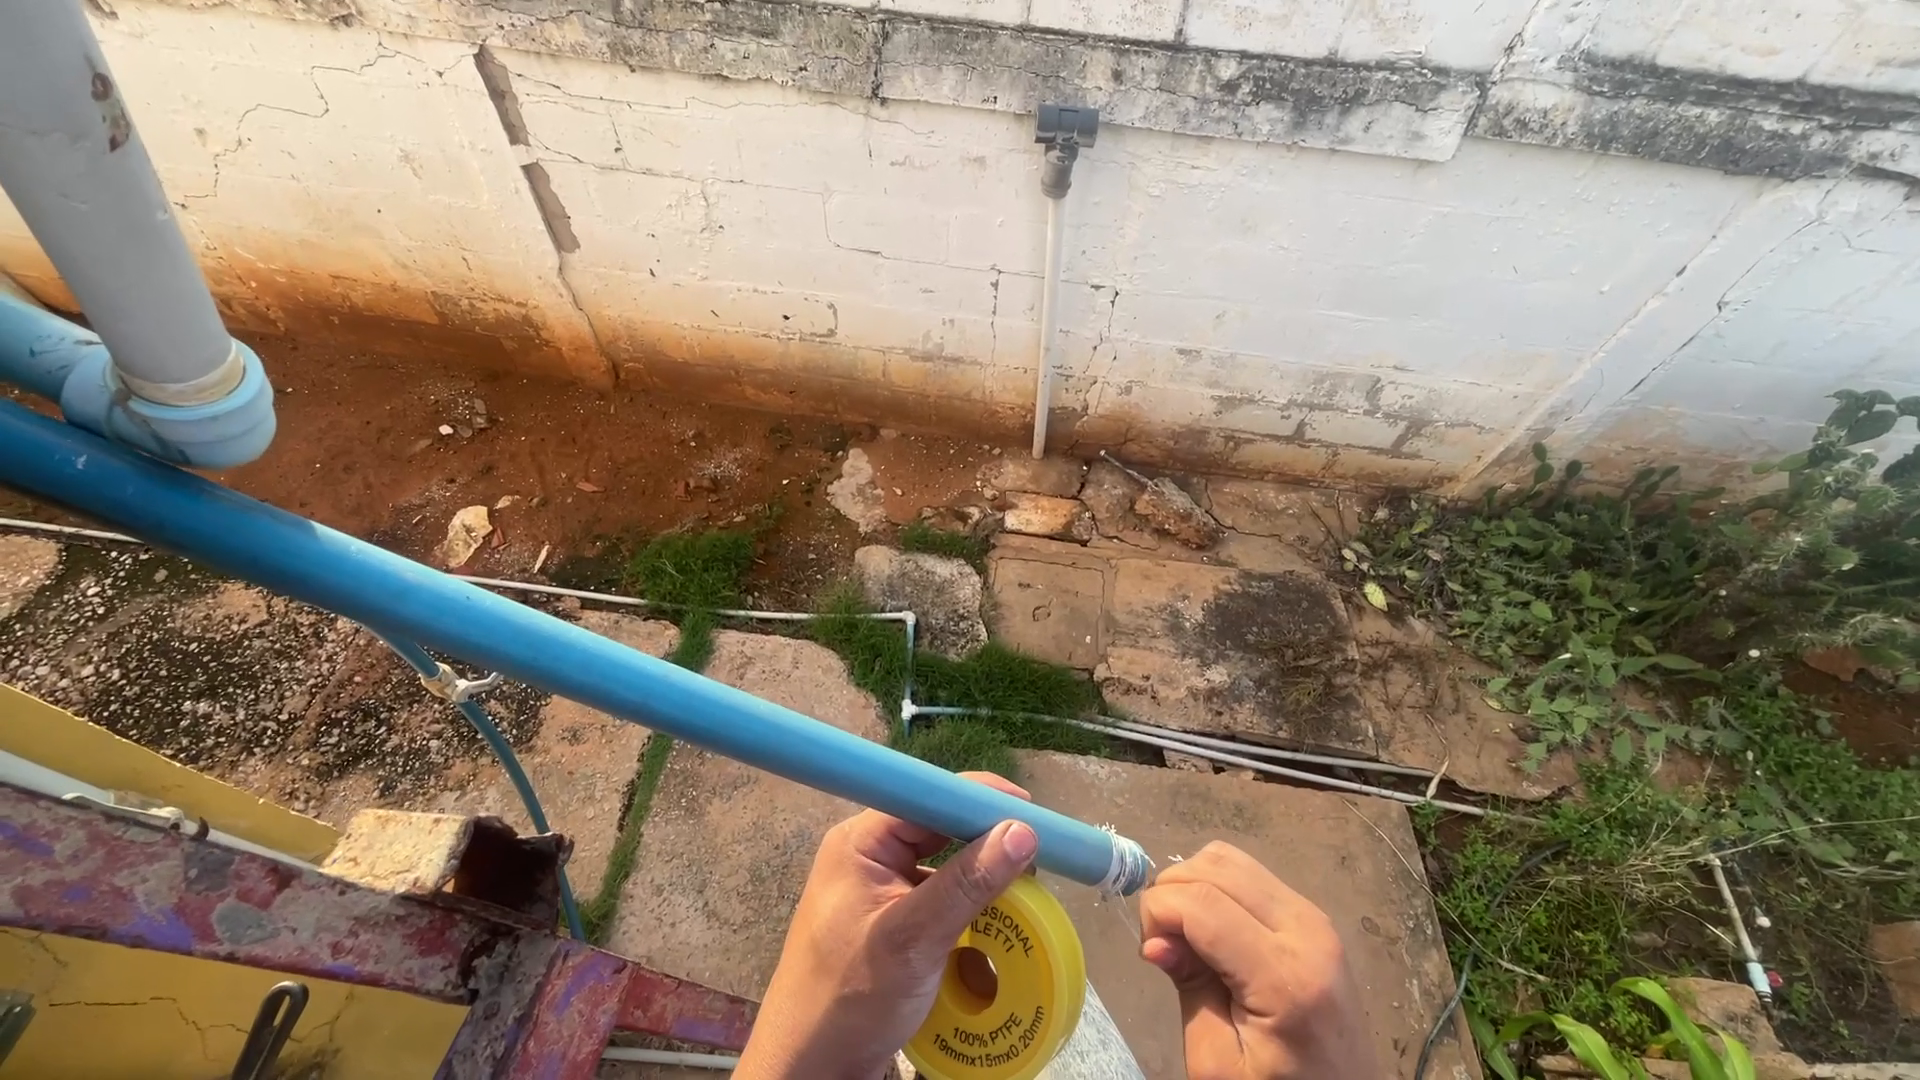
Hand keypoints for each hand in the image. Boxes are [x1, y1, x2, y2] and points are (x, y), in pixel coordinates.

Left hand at [735, 773, 1039, 1079]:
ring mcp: (880, 886)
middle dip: (985, 833)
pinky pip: (938, 890)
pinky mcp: (892, 918)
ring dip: (980, 868)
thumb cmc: (849, 998)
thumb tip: (1023, 832)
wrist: (809, 1070)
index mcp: (861, 841)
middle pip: (937, 824)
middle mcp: (870, 853)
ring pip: (942, 858)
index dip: (977, 797)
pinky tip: (996, 910)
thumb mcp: (913, 938)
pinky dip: (968, 898)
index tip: (1028, 810)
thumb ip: (967, 883)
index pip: (926, 796)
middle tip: (1037, 848)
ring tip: (1025, 879)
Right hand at [1139, 841, 1377, 1079]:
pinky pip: (1247, 871)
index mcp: (1285, 978)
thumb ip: (1188, 988)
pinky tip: (1212, 924)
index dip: (1157, 912)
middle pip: (1213, 868)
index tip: (1150, 952)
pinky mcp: (1311, 912)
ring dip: (1191, 882)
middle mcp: (1305, 930)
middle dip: (1170, 892)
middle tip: (1164, 944)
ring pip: (1228, 858)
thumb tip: (1155, 940)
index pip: (1200, 902)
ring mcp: (1313, 915)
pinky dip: (1214, 884)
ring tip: (1186, 931)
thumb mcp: (1217, 1062)